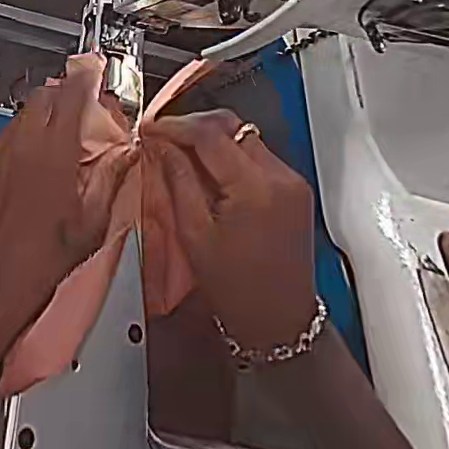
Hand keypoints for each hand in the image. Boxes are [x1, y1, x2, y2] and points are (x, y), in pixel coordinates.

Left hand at [0, 55, 132, 370]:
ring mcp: (4, 148)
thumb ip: (113, 176)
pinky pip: (15, 127)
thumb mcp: (95, 219)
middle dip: (69, 92)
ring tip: (67, 133)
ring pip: (29, 107)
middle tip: (88, 108)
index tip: (98, 67)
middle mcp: (26, 141)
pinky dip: (33, 127)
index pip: (73, 93)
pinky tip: (44, 153)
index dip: (88, 75)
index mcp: (55, 150)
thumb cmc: (47, 254)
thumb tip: (127, 150)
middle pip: (48, 92)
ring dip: (50, 108)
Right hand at [145, 111, 317, 353]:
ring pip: (245, 136)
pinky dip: (232, 155)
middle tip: (164, 137)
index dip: (176, 126)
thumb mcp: (194, 235)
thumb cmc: (235, 289)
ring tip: (183, 154)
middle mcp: (280, 177)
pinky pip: (258, 154)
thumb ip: (178, 181)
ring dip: (213, 138)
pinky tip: (210, 171)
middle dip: (194, 126)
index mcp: (254, 189)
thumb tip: (163, 145)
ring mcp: (292, 180)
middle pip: (231, 127)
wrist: (280, 322)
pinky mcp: (295, 187)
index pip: (211, 135)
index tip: (152, 129)